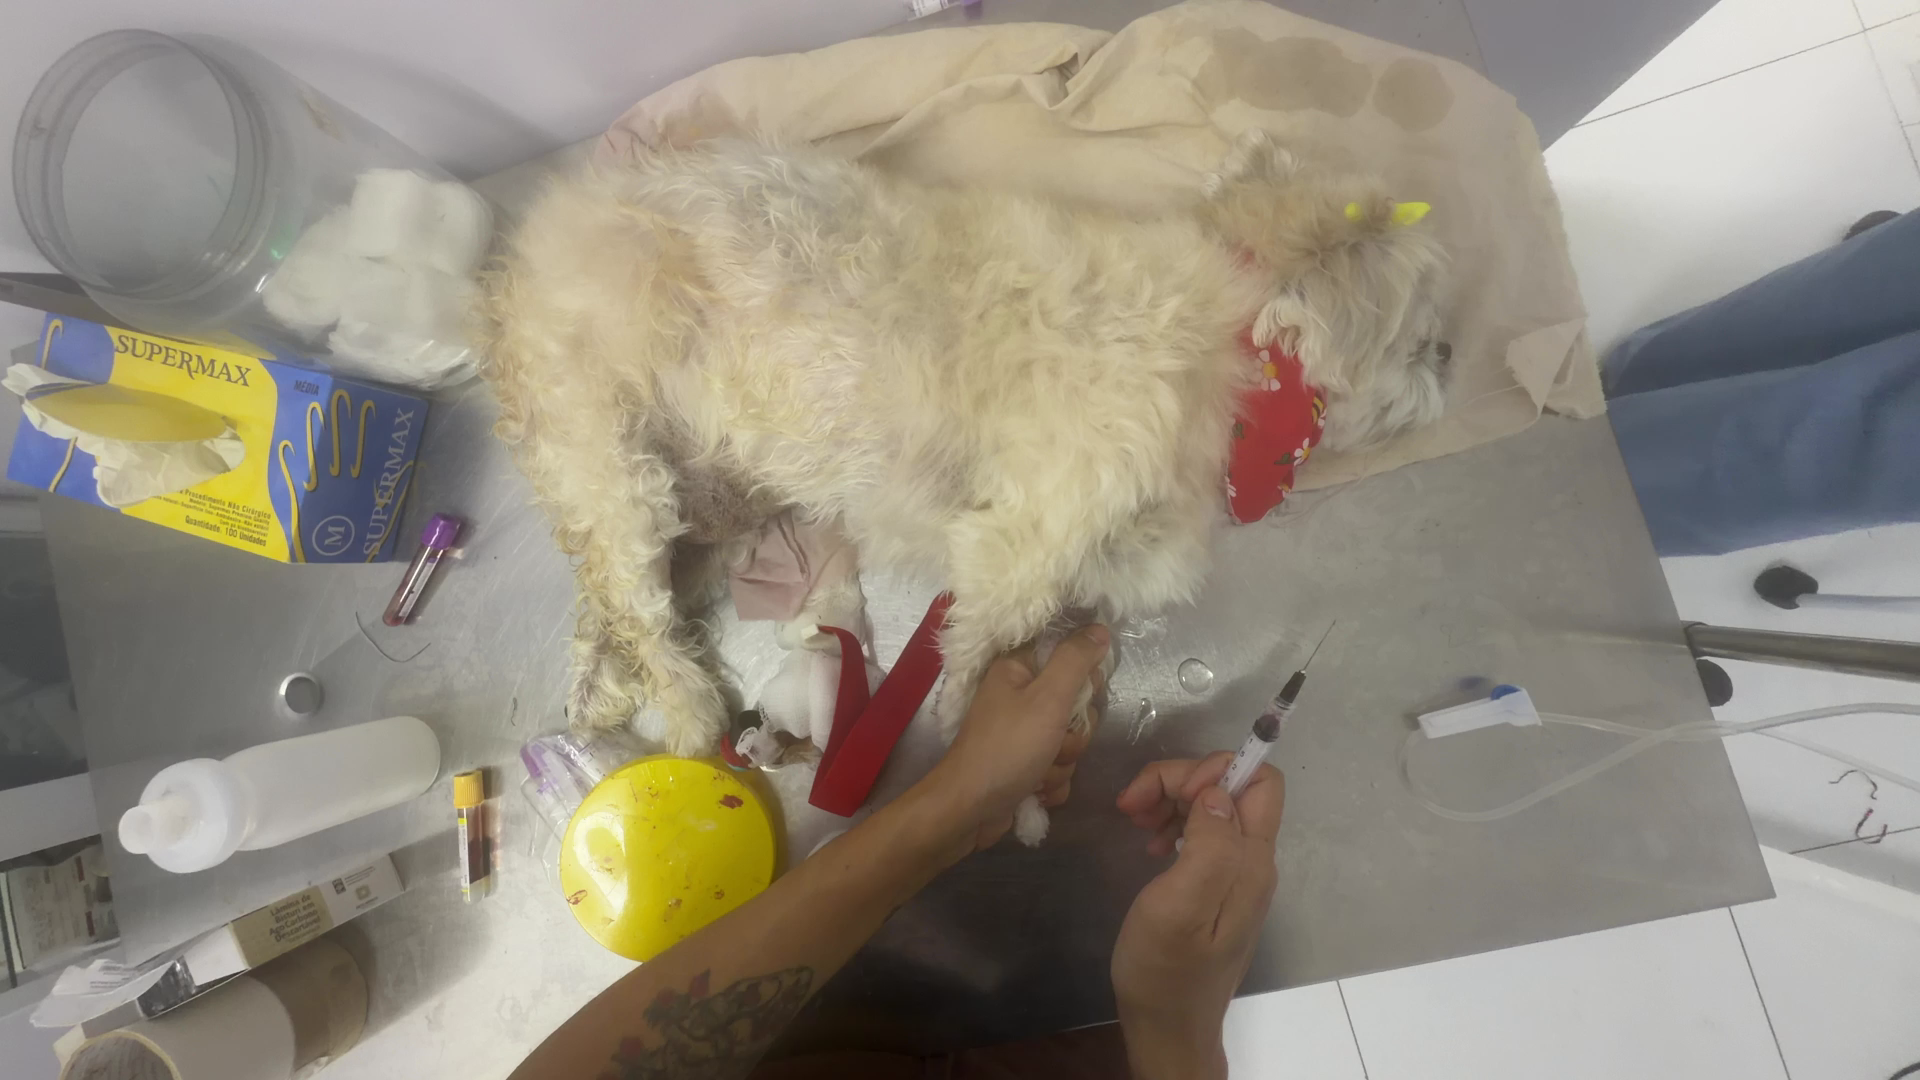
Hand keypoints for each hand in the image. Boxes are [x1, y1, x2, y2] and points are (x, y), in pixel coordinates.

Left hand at [913, 626, 1109, 854]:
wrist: (970, 810)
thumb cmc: (1008, 748)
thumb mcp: (1047, 698)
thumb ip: (1076, 661)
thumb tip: (1099, 629)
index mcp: (1018, 669)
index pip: (1068, 657)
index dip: (1082, 679)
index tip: (1080, 696)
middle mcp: (1018, 696)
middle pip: (1075, 705)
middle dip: (1073, 732)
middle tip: (1054, 740)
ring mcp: (1021, 733)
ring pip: (1069, 741)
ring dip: (1061, 762)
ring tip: (1038, 770)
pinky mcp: (1024, 765)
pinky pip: (1058, 768)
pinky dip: (1051, 782)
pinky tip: (1034, 789)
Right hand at [1110, 754, 1284, 1079]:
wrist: (1166, 1026)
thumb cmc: (1165, 969)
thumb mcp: (1179, 905)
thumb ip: (1207, 845)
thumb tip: (1217, 792)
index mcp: (1250, 861)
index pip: (1260, 781)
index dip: (1214, 770)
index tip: (1170, 794)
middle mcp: (1251, 860)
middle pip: (1229, 786)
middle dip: (1179, 780)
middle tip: (1132, 804)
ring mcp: (1235, 872)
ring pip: (1211, 803)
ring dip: (1170, 798)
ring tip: (1133, 819)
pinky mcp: (1216, 882)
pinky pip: (1201, 829)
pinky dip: (1171, 821)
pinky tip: (1149, 842)